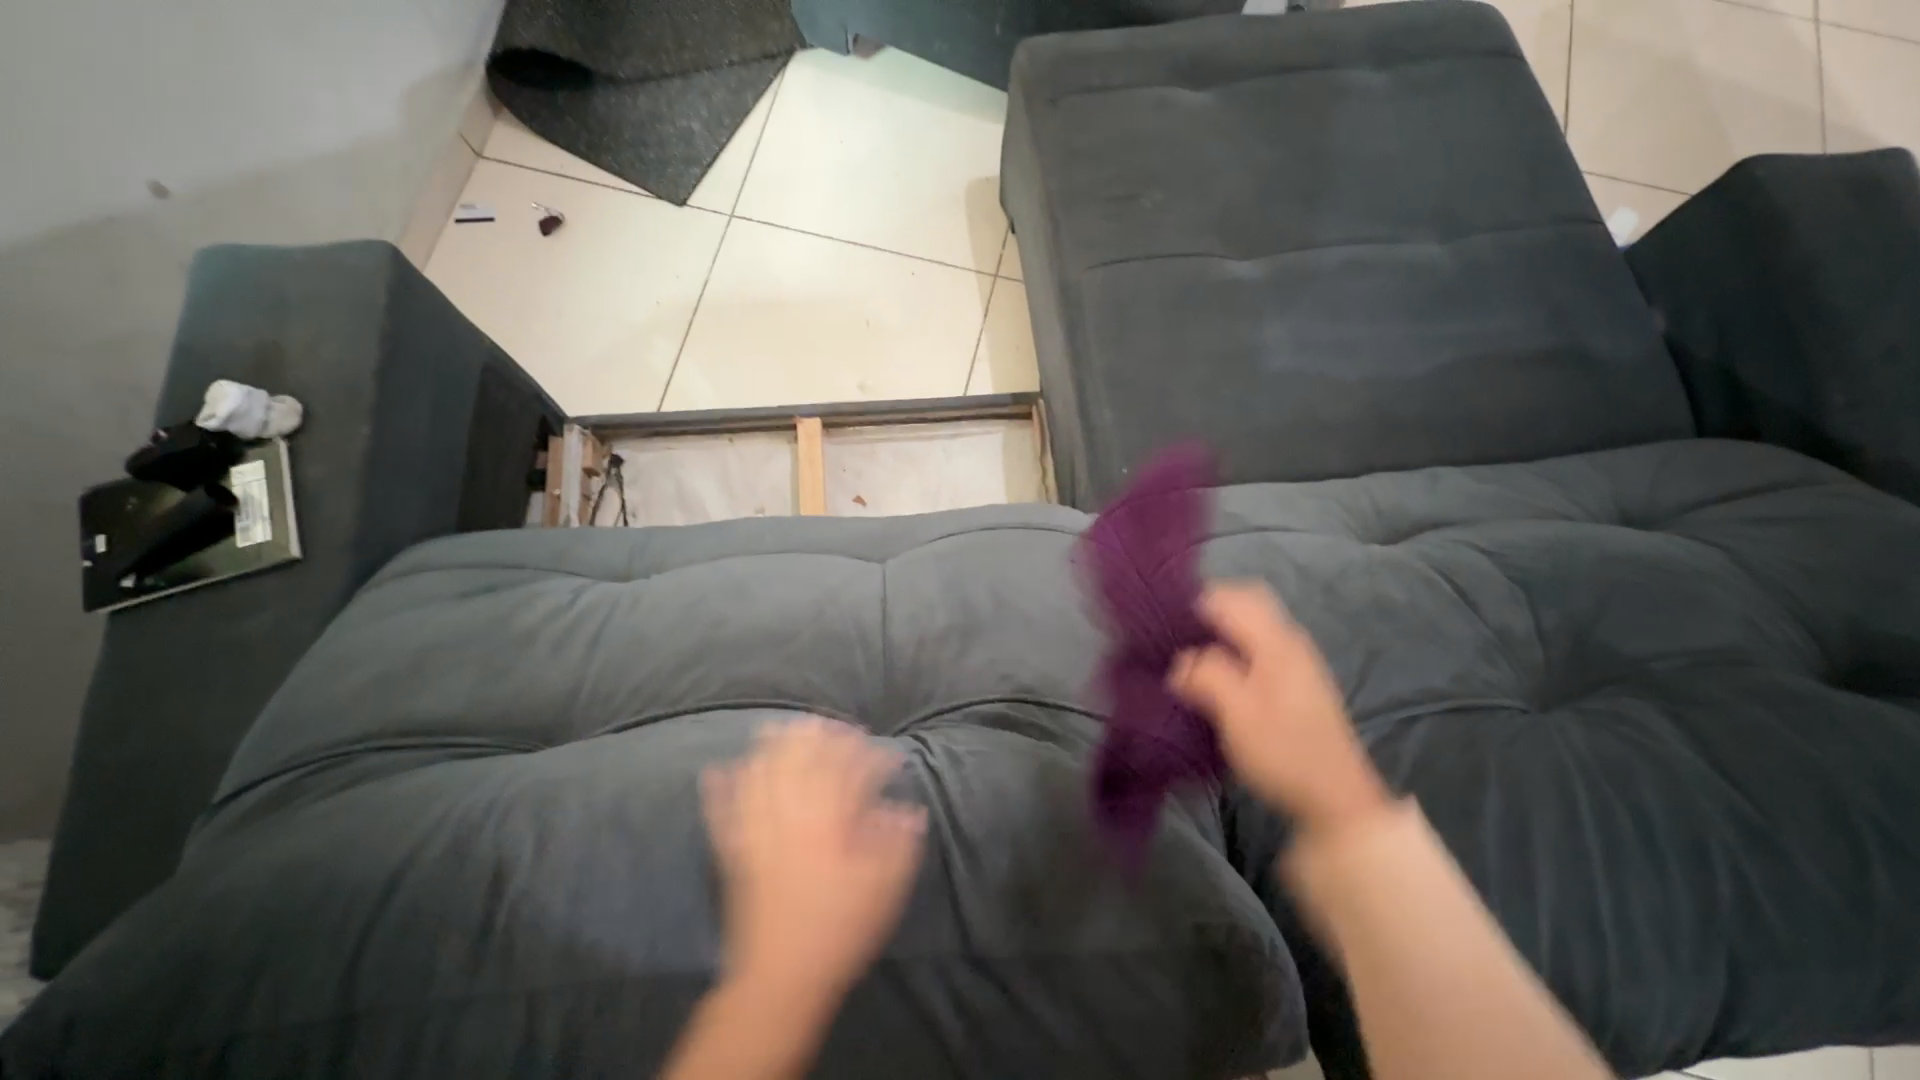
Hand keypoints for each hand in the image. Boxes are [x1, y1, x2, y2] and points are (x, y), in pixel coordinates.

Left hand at [701, 717, 926, 1003]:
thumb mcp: (884, 888)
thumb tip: (907, 810)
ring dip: (771, 748)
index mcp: (829, 822)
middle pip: (800, 761)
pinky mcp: (733, 853)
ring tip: (782, 727)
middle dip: (818, 737)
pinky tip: (718, 769)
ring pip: (760, 775)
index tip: (890, 754)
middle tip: (832, 724)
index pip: (850, 772)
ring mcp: (757, 832)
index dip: (871, 756)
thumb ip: (897, 842)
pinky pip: (722, 813)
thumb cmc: (839, 931)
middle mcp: (791, 816)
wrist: (781, 978)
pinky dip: (720, 788)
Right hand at [1169, 583, 1390, 834]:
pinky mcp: (1297, 686)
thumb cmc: (1284, 752)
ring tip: (1189, 659)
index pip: (1233, 597)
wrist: (1336, 799)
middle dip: (1210, 613)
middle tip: (1177, 637)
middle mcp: (1290, 643)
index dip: (1196, 602)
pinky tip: (1216, 680)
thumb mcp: (1237, 714)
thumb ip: (1205, 676)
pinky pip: (1258, 650)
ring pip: (1253, 628)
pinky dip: (1234, 653)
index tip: (1164, 623)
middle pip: (1247, 604)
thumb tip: (1180, 662)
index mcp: (1276, 643)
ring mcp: (1298, 664)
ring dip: (1221, 634)